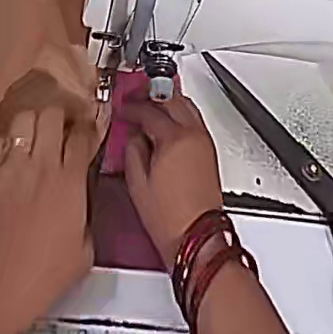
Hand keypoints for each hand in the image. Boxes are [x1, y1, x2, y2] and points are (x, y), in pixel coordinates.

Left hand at [0, 104, 97, 333]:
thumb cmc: (45, 277)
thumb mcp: (85, 248)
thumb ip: (87, 209)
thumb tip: (83, 191)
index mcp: (69, 181)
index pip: (82, 133)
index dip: (90, 126)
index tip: (92, 128)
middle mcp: (40, 165)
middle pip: (52, 114)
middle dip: (63, 114)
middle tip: (67, 126)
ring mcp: (11, 168)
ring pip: (24, 118)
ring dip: (36, 120)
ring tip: (41, 132)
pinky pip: (1, 140)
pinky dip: (12, 138)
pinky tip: (17, 152)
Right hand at [122, 88, 223, 263]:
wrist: (196, 238)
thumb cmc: (170, 217)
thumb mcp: (137, 182)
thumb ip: (133, 149)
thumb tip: (134, 135)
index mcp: (174, 139)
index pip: (150, 110)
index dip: (132, 107)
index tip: (123, 110)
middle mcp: (193, 135)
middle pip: (172, 99)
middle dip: (152, 95)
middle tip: (135, 98)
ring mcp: (204, 142)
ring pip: (186, 106)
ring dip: (168, 101)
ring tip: (150, 106)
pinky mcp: (209, 152)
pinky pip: (194, 120)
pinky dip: (179, 114)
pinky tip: (166, 123)